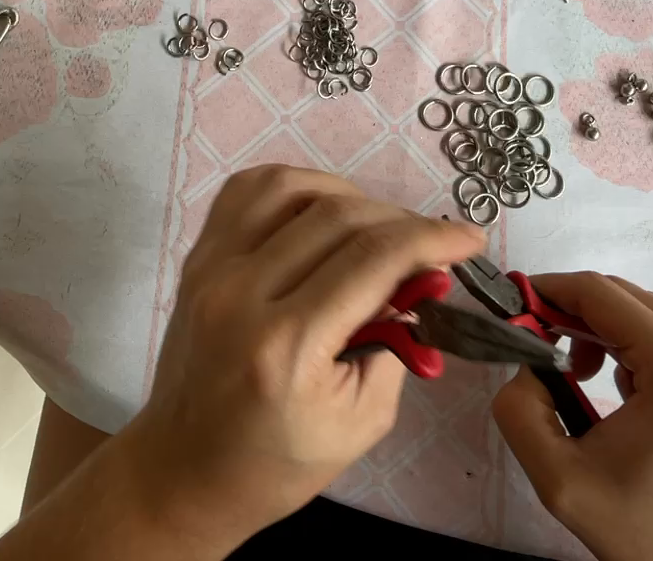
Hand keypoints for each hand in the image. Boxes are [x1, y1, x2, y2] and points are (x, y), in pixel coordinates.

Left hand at [111, 164, 485, 552]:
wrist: (183, 467)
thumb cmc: (276, 461)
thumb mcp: (361, 420)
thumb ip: (393, 341)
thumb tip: (415, 277)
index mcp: (286, 345)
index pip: (370, 259)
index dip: (430, 238)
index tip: (469, 239)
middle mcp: (242, 290)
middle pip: (336, 216)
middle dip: (399, 220)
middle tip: (428, 244)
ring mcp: (212, 265)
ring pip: (290, 186)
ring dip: (347, 194)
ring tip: (374, 226)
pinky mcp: (198, 255)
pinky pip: (248, 189)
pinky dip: (294, 185)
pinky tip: (320, 207)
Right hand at [492, 272, 652, 560]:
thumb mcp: (560, 479)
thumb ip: (518, 407)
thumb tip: (529, 365)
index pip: (599, 292)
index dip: (548, 289)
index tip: (514, 306)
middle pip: (628, 297)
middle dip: (575, 313)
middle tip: (541, 348)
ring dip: (608, 330)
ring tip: (583, 378)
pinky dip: (643, 348)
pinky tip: (629, 394)